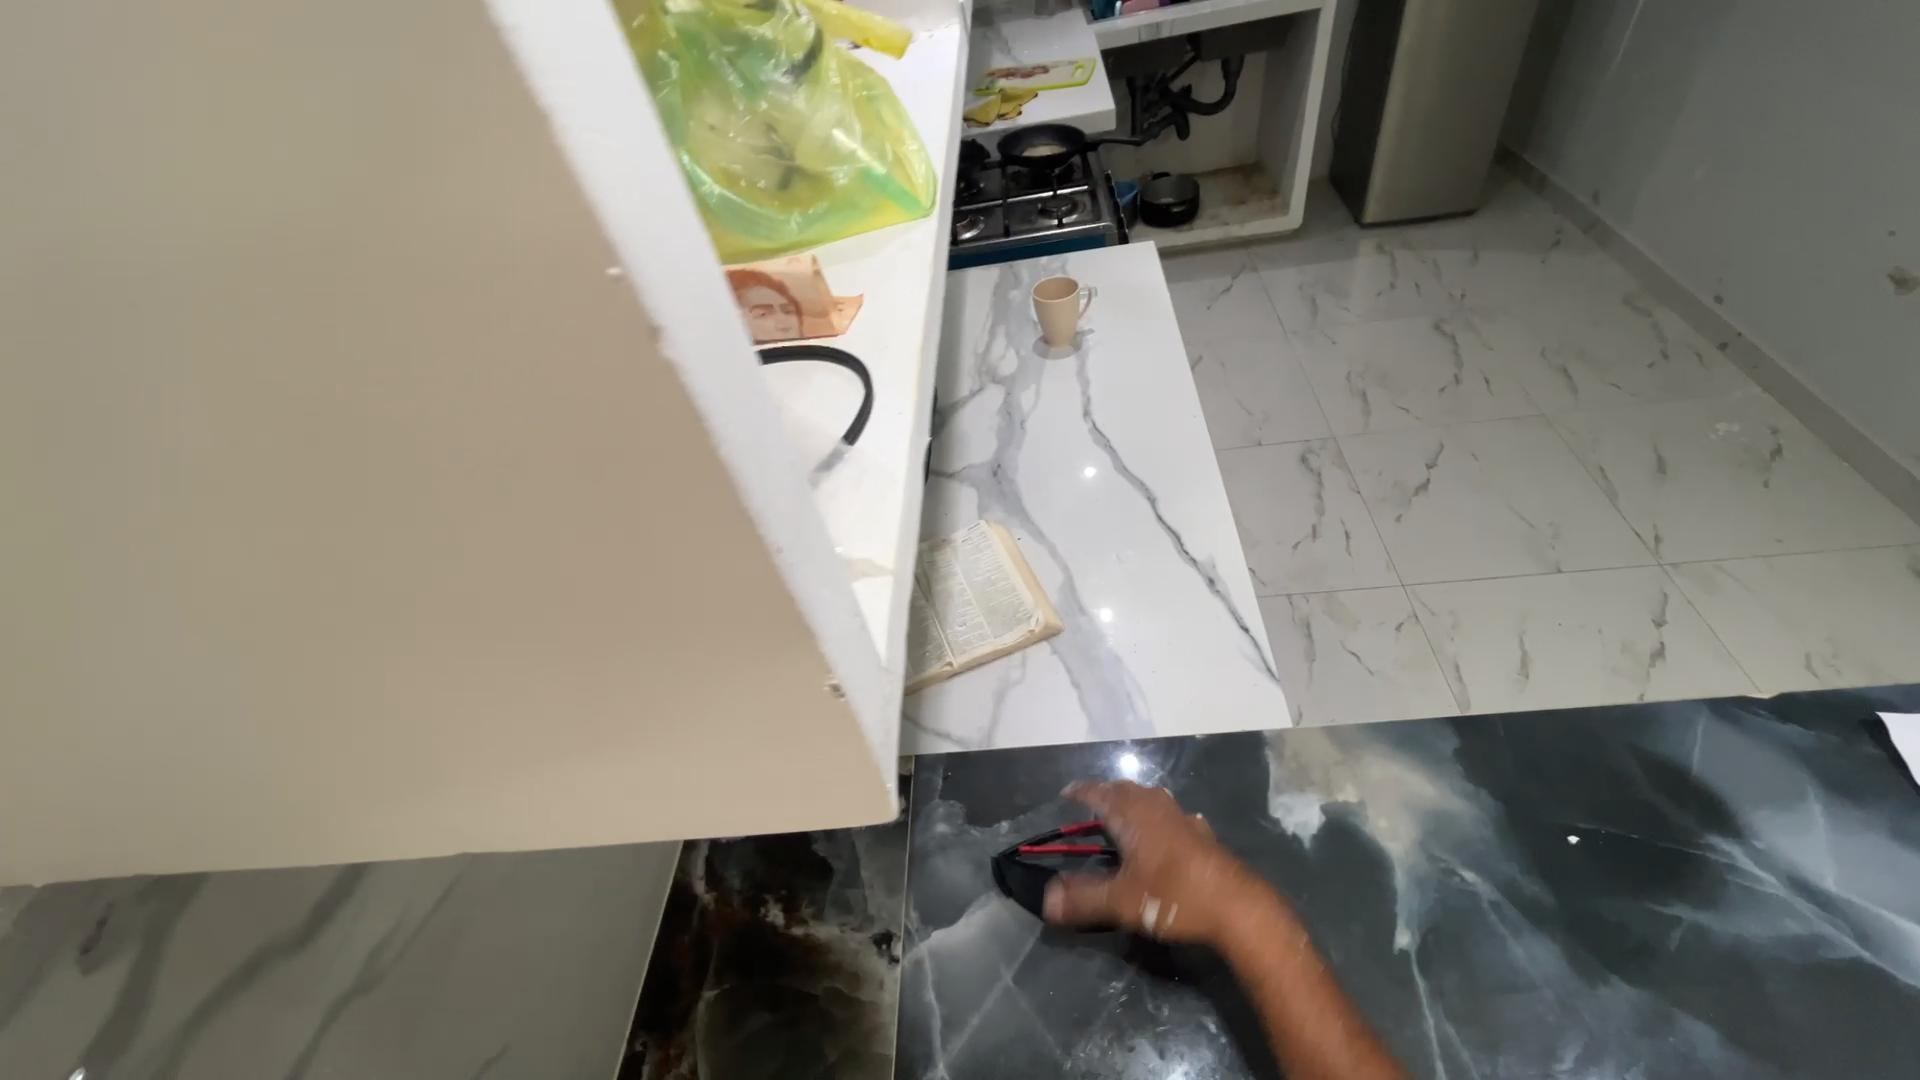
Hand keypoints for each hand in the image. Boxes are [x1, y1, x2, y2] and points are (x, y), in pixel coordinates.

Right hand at [1042, 780, 1269, 945]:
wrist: (1238, 908)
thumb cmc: (1175, 895)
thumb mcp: (1122, 901)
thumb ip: (1083, 899)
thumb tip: (1047, 901)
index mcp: (1132, 813)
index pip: (1099, 793)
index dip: (1080, 792)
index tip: (1065, 794)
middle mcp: (1156, 806)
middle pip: (1125, 791)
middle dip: (1105, 794)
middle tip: (1089, 805)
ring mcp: (1182, 818)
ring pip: (1150, 800)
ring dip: (1132, 803)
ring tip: (1120, 816)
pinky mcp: (1201, 834)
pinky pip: (1170, 816)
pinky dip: (1156, 818)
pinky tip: (1161, 834)